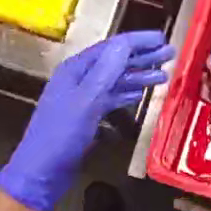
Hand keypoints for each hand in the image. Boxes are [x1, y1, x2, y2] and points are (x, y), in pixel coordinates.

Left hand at [0, 31, 174, 210]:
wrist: (41, 172)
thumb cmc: (60, 136)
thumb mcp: (85, 102)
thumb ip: (105, 72)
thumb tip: (124, 43)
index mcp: (75, 70)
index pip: (111, 47)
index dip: (137, 42)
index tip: (162, 38)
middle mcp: (78, 80)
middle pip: (114, 62)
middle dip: (142, 57)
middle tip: (170, 54)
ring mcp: (81, 100)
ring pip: (114, 81)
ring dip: (138, 77)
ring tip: (163, 75)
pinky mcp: (85, 118)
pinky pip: (110, 100)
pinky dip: (126, 95)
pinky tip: (140, 95)